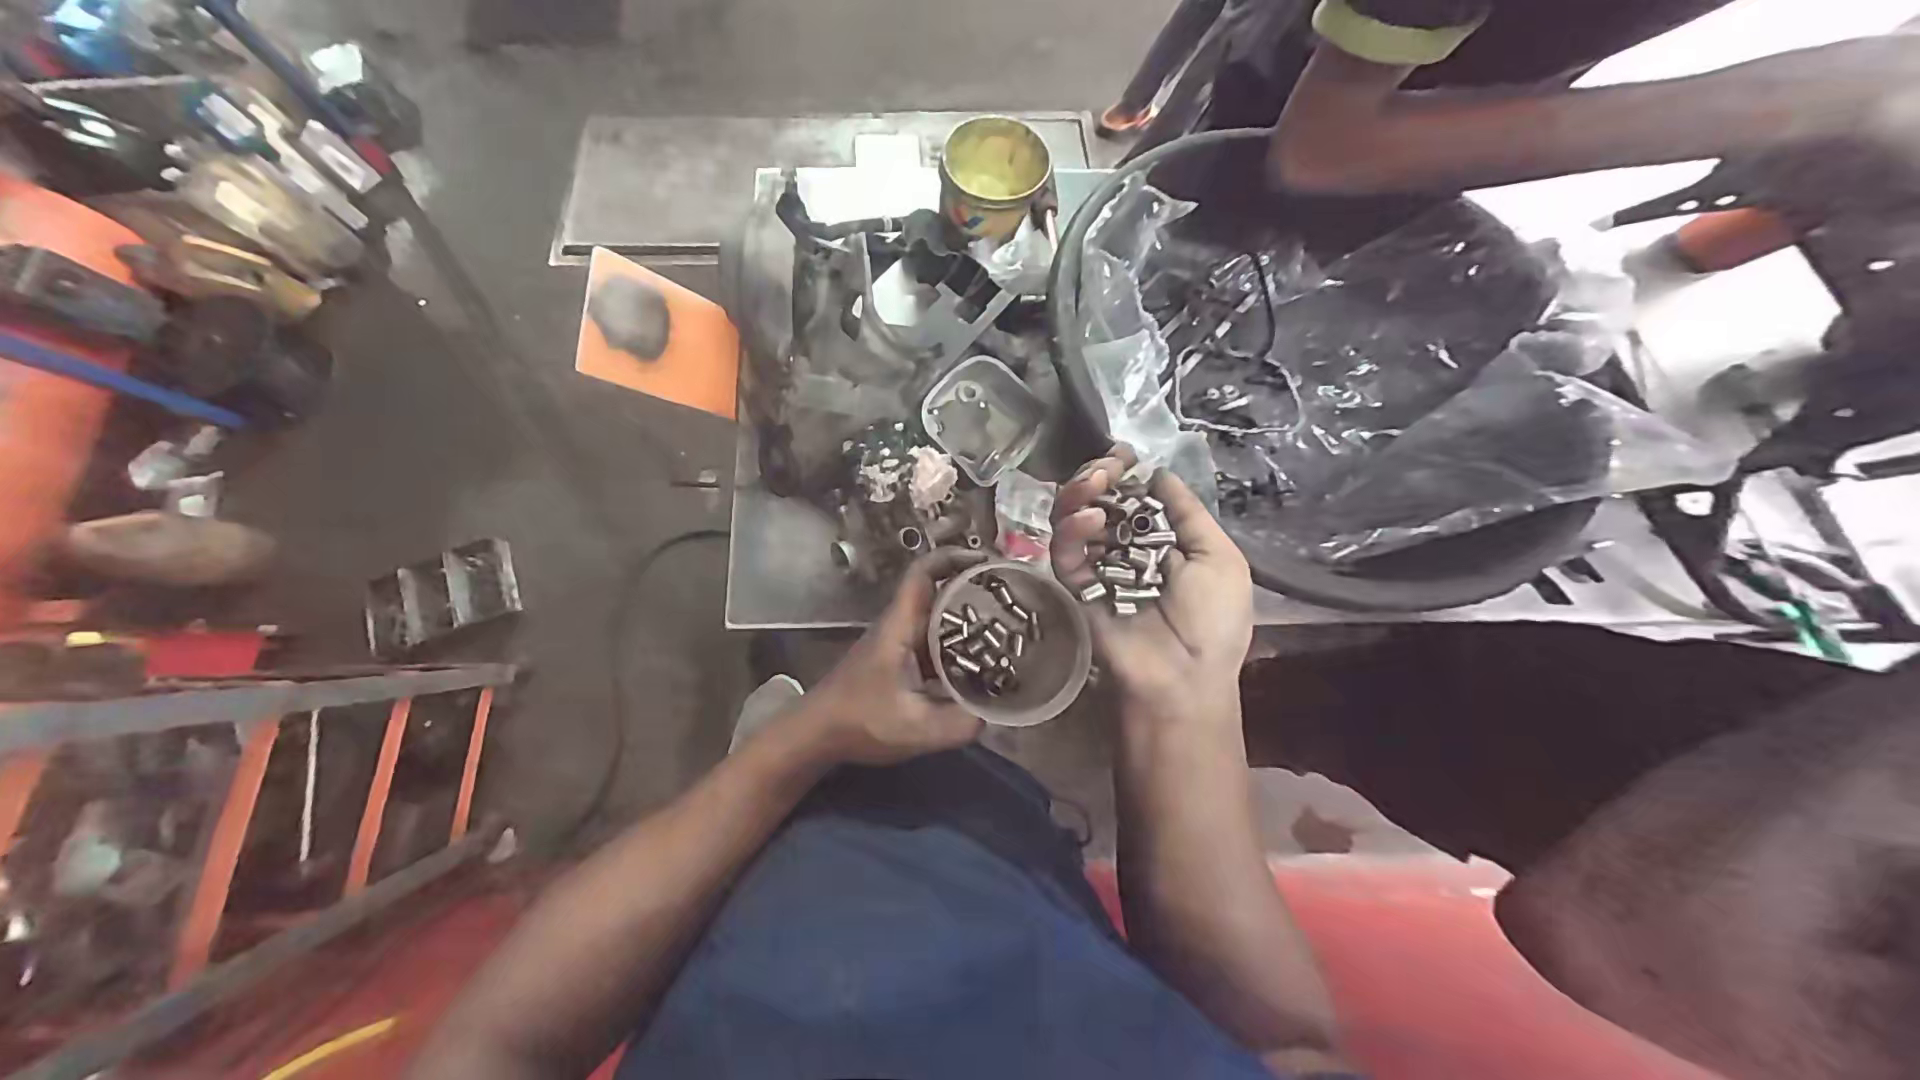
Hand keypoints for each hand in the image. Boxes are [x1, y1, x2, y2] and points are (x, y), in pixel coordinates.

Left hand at [794, 550, 987, 764]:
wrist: (815, 734)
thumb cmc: (859, 721)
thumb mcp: (915, 728)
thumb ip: (958, 723)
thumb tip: (991, 715)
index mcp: (900, 626)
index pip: (923, 573)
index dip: (953, 557)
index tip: (987, 561)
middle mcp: (899, 626)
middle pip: (936, 590)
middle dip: (970, 586)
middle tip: (1010, 594)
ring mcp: (897, 643)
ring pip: (936, 617)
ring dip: (966, 615)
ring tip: (1005, 623)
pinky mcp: (897, 660)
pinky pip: (932, 640)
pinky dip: (956, 641)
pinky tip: (980, 659)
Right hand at [1051, 446, 1251, 723]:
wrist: (1185, 676)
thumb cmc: (1213, 621)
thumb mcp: (1220, 558)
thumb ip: (1188, 513)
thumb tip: (1159, 473)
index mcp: (1160, 537)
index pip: (1133, 492)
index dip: (1125, 470)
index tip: (1124, 455)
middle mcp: (1124, 545)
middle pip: (1098, 497)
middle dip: (1099, 474)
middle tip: (1106, 468)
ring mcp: (1097, 565)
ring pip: (1073, 517)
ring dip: (1080, 492)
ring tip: (1096, 484)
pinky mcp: (1074, 585)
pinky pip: (1064, 551)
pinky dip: (1071, 529)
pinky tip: (1090, 518)